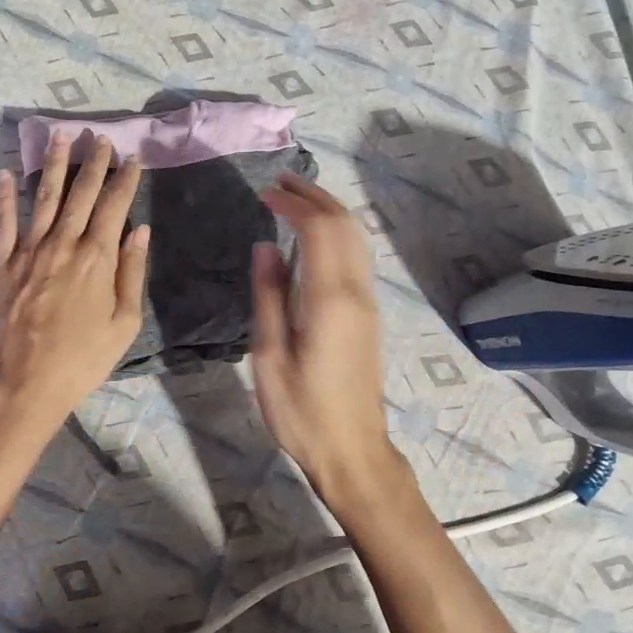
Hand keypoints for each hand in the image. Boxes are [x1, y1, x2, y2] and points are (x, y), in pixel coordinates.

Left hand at [0, 132, 149, 426]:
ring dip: (54, 165)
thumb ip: (132, 272)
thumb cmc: (84, 359)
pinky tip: (8, 172)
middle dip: (93, 162)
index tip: (133, 157)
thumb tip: (141, 228)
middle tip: (100, 137)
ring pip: (45, 198)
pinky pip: (5, 223)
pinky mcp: (3, 264)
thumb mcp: (124, 323)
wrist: (28, 383)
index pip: (115, 206)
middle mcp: (63, 245)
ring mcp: (29, 251)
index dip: (125, 179)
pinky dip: (6, 196)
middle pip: (81, 194)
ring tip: (61, 136)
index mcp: (97, 259)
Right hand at [250, 173, 403, 498]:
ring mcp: (367, 304)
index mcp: (330, 300)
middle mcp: (357, 293)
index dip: (294, 203)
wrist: (353, 452)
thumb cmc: (302, 410)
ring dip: (329, 211)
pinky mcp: (367, 316)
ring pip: (356, 239)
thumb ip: (268, 296)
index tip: (265, 192)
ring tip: (296, 197)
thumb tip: (266, 246)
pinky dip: (337, 232)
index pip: (320, 230)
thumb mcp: (270, 356)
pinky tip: (315, 236)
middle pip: (345, 226)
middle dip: (315, 197)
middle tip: (281, 181)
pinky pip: (357, 257)